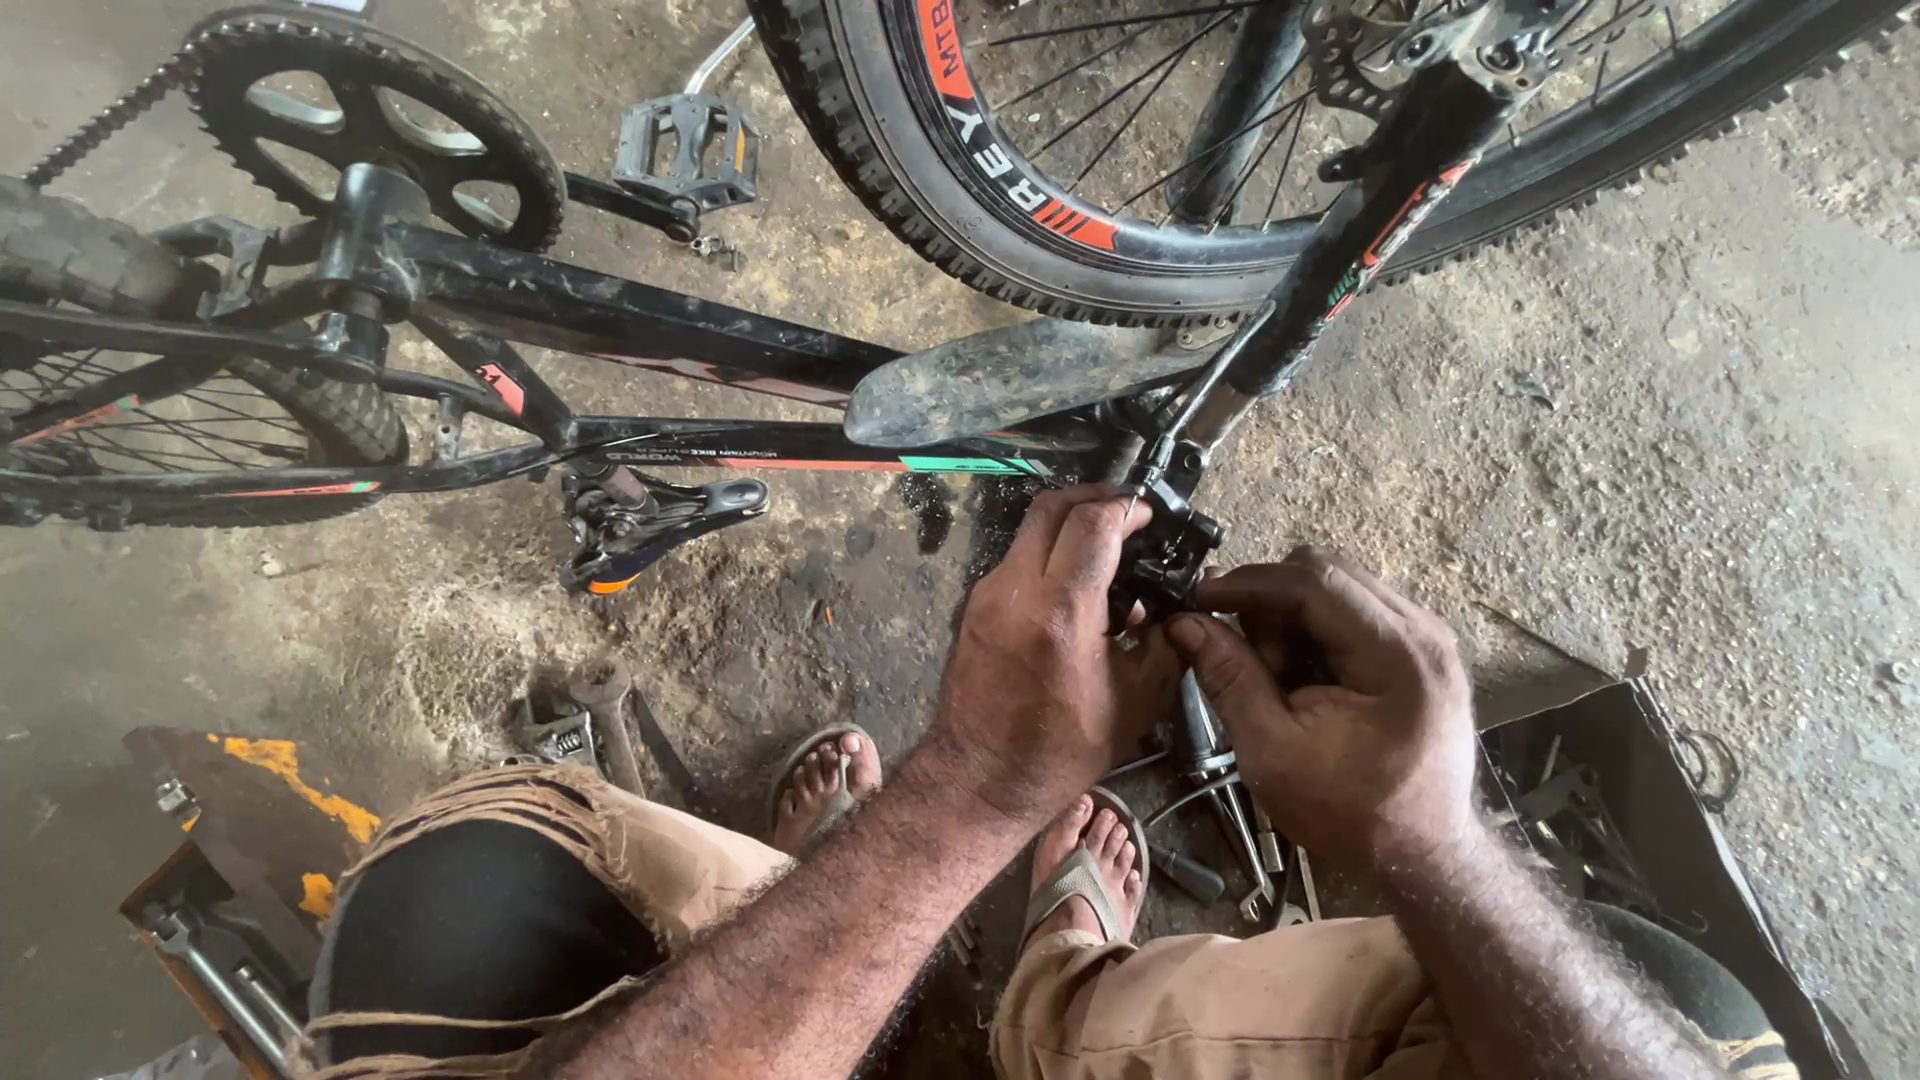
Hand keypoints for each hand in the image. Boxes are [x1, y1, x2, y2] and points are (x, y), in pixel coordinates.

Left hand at [930, 485, 1182, 828]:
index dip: (1127, 506)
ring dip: (1069, 524)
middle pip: (1050, 506)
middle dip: (1094, 497)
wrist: (978, 776)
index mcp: (1060, 612)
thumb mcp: (1135, 702)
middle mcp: (1014, 589)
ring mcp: (986, 594)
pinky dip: (1049, 554)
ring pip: (1029, 530)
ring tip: (1107, 547)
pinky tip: (1077, 583)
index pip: (1092, 523)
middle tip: (1127, 510)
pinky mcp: (974, 606)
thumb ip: (1163, 643)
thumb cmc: (1059, 750)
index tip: (1149, 513)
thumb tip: (1171, 605)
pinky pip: (1016, 560)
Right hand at [1166, 546, 1476, 871]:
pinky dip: (1310, 628)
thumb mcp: (1271, 750)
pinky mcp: (1417, 650)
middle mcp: (1423, 631)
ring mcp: (1425, 638)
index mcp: (1398, 656)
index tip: (1198, 598)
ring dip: (1288, 616)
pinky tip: (1300, 674)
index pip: (1314, 582)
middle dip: (1268, 602)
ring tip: (1275, 673)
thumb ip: (1228, 677)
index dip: (1248, 583)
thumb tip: (1182, 622)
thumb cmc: (1348, 811)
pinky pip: (1350, 608)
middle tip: (1244, 654)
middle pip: (1325, 571)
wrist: (1421, 856)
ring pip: (1335, 585)